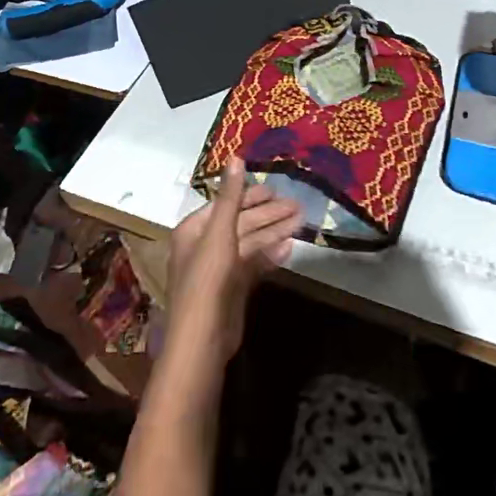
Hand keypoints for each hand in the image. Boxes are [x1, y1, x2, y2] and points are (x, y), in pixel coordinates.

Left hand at [167, 158, 302, 361]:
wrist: (203, 338)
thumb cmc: (207, 280)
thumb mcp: (219, 232)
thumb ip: (230, 197)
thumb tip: (235, 156)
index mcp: (194, 229)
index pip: (226, 204)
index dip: (251, 195)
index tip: (278, 189)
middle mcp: (204, 245)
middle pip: (241, 222)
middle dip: (269, 214)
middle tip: (299, 206)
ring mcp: (220, 269)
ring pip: (250, 242)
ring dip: (275, 232)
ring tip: (301, 222)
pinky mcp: (233, 288)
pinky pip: (254, 264)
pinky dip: (271, 255)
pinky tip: (290, 249)